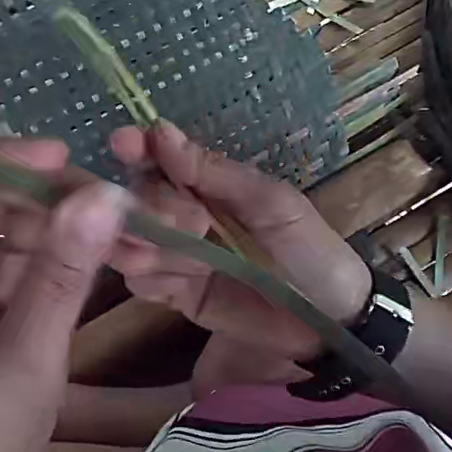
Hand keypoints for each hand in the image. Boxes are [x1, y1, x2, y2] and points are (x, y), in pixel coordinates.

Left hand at [0, 143, 126, 451]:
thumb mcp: (31, 354)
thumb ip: (64, 273)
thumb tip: (107, 195)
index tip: (54, 161)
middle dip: (39, 191)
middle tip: (107, 200)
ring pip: (2, 212)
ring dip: (62, 214)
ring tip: (121, 227)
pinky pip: (23, 241)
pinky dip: (65, 240)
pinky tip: (107, 247)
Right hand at [107, 121, 369, 361]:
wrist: (330, 319)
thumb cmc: (310, 250)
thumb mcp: (272, 204)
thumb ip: (216, 174)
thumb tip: (159, 132)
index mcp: (210, 184)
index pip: (159, 158)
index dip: (137, 149)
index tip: (122, 144)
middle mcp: (185, 214)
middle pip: (137, 200)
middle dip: (154, 208)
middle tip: (196, 225)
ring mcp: (178, 256)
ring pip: (131, 240)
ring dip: (149, 246)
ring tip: (193, 262)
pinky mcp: (176, 295)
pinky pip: (140, 281)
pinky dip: (150, 278)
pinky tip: (180, 284)